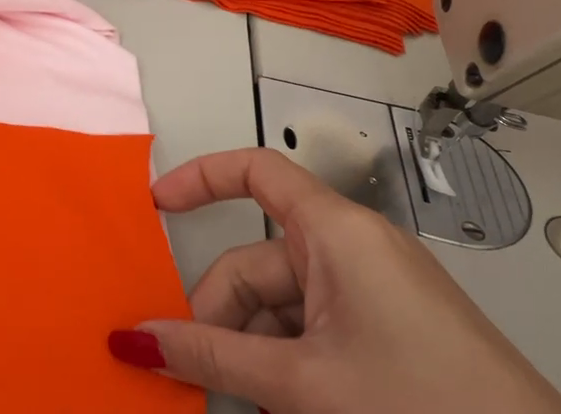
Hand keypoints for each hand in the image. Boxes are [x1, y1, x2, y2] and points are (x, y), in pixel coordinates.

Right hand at [108, 148, 560, 413]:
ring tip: (241, 397)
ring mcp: (378, 292)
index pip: (255, 171)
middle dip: (221, 312)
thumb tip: (136, 341)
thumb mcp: (302, 382)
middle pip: (258, 259)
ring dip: (252, 346)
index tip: (156, 208)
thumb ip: (211, 357)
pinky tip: (280, 403)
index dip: (200, 178)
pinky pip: (316, 327)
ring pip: (283, 303)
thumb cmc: (424, 406)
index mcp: (338, 232)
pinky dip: (287, 360)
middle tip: (193, 366)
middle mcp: (357, 249)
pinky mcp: (396, 332)